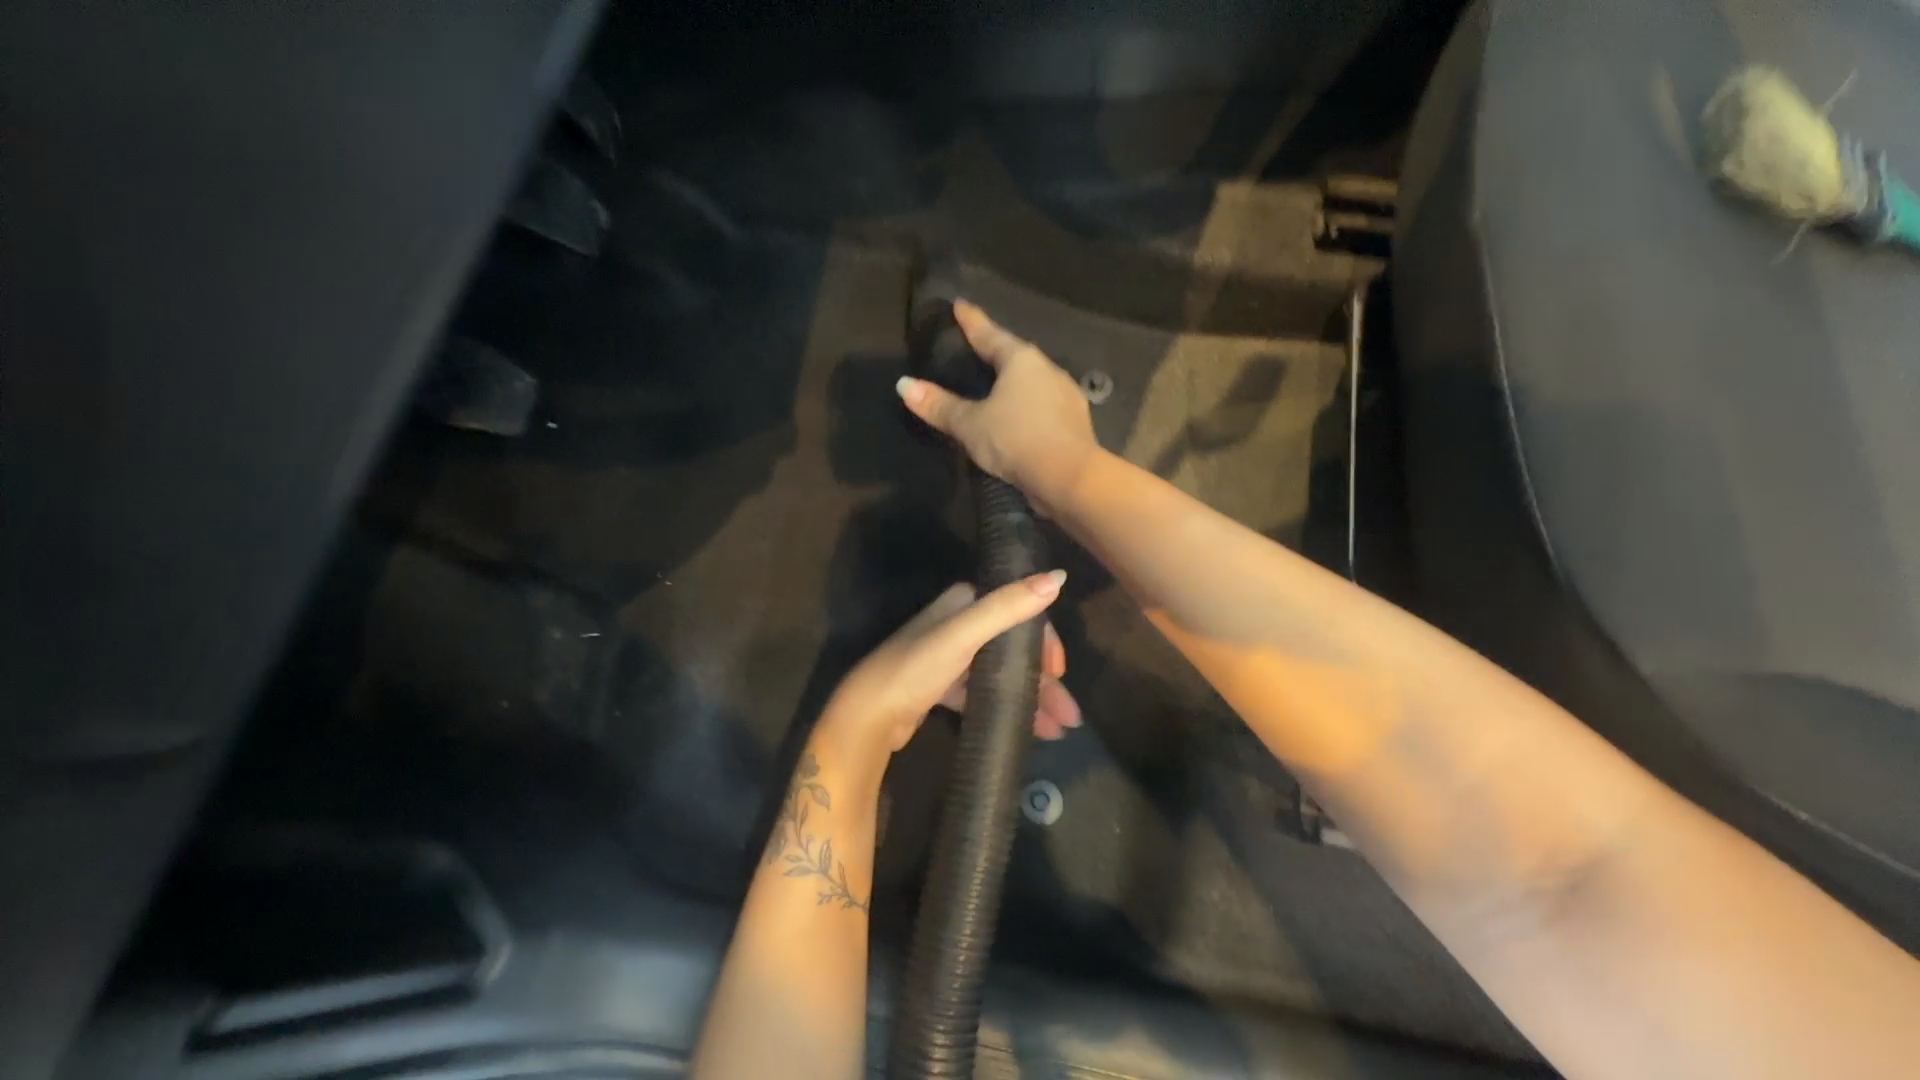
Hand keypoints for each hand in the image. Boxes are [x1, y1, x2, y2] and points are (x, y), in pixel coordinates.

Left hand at [816, 573, 1081, 771]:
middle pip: (1013, 646)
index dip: (1045, 641)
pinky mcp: (941, 686)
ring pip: (1001, 673)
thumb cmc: (915, 668)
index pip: (1018, 612)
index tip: (1060, 673)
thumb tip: (1058, 576)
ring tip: (1059, 729)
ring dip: (1031, 697)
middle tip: (1070, 713)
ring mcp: (949, 656)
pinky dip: (1007, 708)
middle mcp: (958, 624)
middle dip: (1044, 679)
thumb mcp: (963, 635)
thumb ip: (1008, 606)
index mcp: (963, 602)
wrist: (867, 715)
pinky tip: (1029, 729)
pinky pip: (984, 694)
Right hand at [895, 300, 1099, 509]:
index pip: (989, 335)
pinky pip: (1045, 406)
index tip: (960, 305)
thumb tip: (903, 384)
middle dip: (997, 353)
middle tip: (978, 349)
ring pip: (1034, 382)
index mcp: (1021, 360)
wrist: (1069, 476)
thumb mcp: (970, 424)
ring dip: (1016, 383)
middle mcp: (1048, 370)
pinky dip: (1029, 408)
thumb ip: (939, 405)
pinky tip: (1021, 418)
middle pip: (1016, 356)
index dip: (972, 322)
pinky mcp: (1075, 422)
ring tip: (997, 387)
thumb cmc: (1015, 439)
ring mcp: (1066, 395)